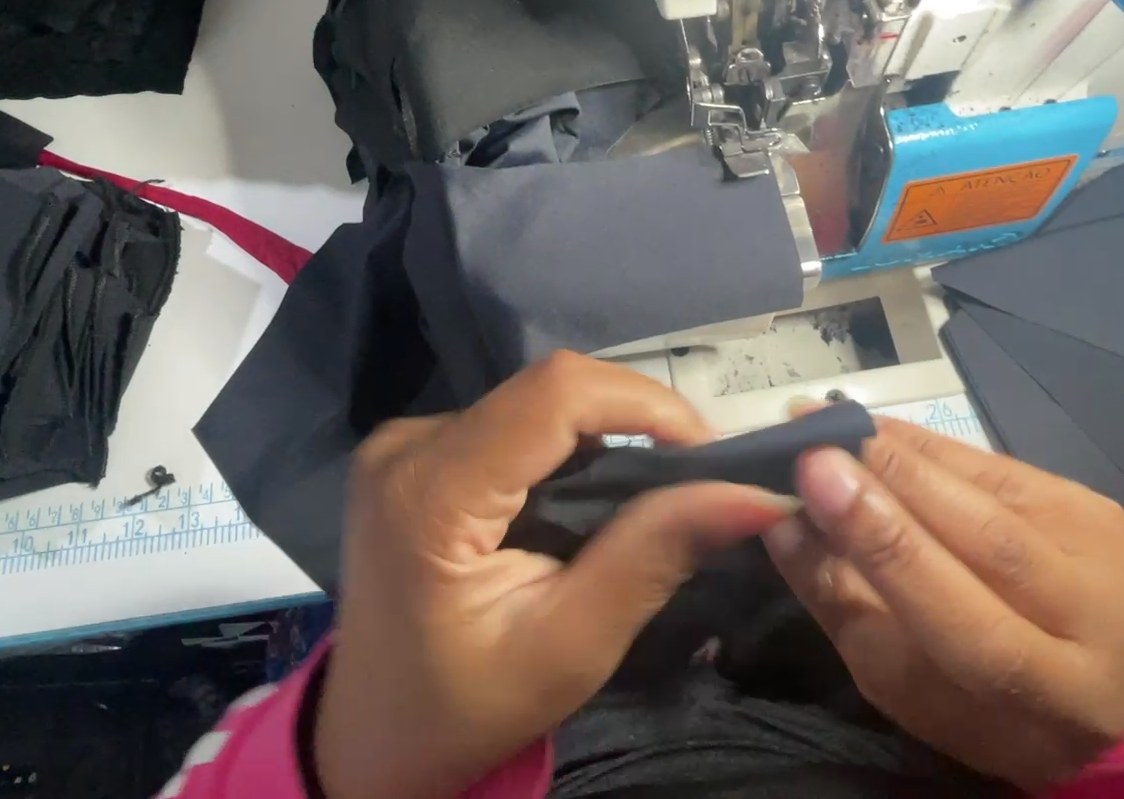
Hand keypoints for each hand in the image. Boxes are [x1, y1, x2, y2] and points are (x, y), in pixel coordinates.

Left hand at [313, 352, 798, 798]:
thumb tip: (752, 496)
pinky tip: (584, 488)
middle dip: (631, 415)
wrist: (371, 734)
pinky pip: (509, 419)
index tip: (706, 450)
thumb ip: (653, 556)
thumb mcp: (571, 646)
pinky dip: (563, 441)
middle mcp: (408, 445)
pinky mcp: (413, 450)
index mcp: (430, 492)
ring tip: (647, 481)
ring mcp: (404, 442)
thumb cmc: (467, 707)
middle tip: (691, 471)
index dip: (642, 402)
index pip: (553, 395)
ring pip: (532, 399)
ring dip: (601, 428)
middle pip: (544, 389)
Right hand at [764, 420, 1123, 790]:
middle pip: (985, 536)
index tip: (814, 473)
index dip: (885, 540)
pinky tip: (870, 432)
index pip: (964, 615)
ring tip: (827, 421)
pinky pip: (990, 463)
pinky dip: (920, 445)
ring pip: (986, 486)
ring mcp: (1105, 552)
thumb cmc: (969, 701)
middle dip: (887, 476)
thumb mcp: (890, 671)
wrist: (1085, 692)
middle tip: (808, 436)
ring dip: (896, 448)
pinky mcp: (1094, 506)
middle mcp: (1097, 618)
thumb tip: (778, 519)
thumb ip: (836, 595)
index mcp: (1050, 692)